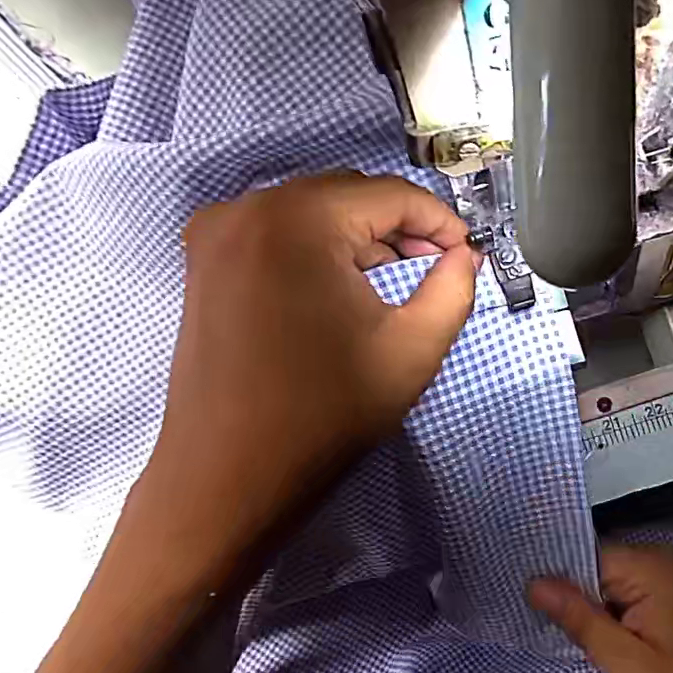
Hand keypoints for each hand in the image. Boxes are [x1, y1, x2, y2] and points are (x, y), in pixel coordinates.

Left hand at [132, 172, 477, 571]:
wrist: (227, 479)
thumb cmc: (325, 414)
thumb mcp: (412, 349)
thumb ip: (454, 289)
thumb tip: (465, 256)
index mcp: (298, 218)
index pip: (390, 193)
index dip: (440, 220)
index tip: (467, 254)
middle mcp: (248, 208)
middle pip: (348, 194)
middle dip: (400, 226)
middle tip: (436, 266)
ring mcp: (217, 234)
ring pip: (312, 212)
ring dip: (360, 237)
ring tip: (394, 280)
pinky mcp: (205, 264)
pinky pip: (277, 234)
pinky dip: (317, 249)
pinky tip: (341, 287)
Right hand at [529, 543, 672, 672]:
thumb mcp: (628, 665)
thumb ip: (580, 619)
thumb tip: (534, 583)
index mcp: (649, 567)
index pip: (583, 555)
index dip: (554, 578)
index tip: (523, 599)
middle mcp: (655, 560)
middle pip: (591, 566)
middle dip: (568, 596)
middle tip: (542, 627)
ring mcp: (660, 577)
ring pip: (601, 582)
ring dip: (584, 609)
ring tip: (562, 634)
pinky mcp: (661, 595)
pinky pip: (617, 593)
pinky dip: (602, 615)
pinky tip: (591, 638)